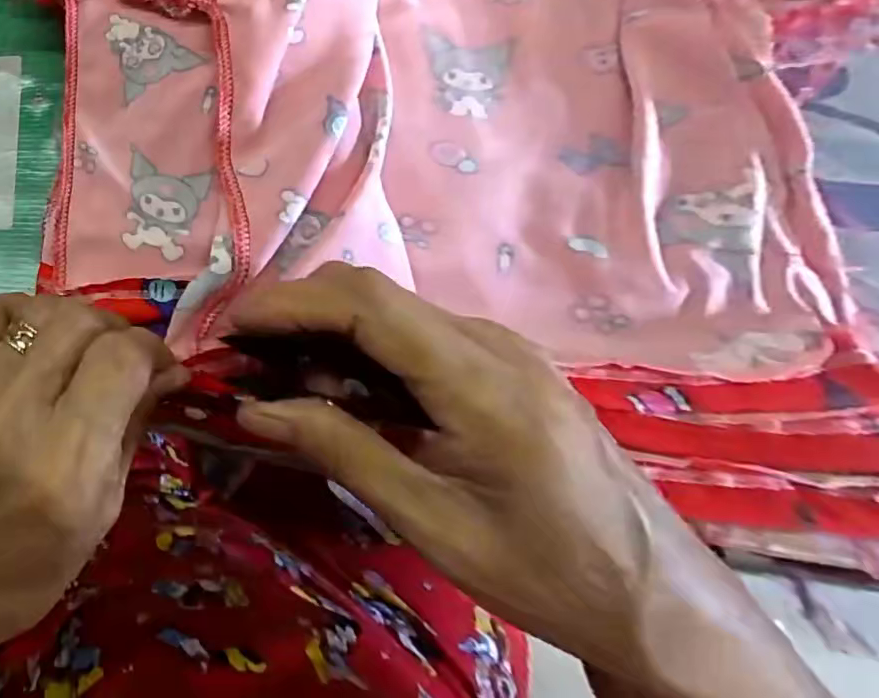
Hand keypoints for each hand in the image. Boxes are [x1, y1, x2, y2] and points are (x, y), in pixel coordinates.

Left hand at [0, 294, 188, 694]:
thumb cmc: (37, 559)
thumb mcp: (106, 506)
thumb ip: (133, 424)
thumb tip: (164, 368)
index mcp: (66, 460)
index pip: (119, 360)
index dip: (153, 351)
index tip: (163, 367)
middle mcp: (20, 410)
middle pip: (82, 323)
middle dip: (119, 331)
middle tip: (127, 357)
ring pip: (42, 308)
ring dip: (78, 318)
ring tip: (87, 346)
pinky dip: (25, 309)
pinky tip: (39, 336)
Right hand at [226, 263, 828, 697]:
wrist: (664, 606)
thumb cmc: (546, 570)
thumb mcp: (432, 523)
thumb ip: (339, 452)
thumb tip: (252, 411)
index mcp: (482, 382)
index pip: (366, 303)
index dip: (288, 302)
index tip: (232, 327)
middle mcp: (490, 344)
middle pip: (368, 290)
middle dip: (292, 309)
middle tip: (245, 352)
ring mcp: (496, 348)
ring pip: (382, 305)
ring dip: (318, 326)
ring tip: (279, 373)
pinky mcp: (494, 361)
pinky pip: (405, 329)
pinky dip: (351, 342)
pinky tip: (336, 387)